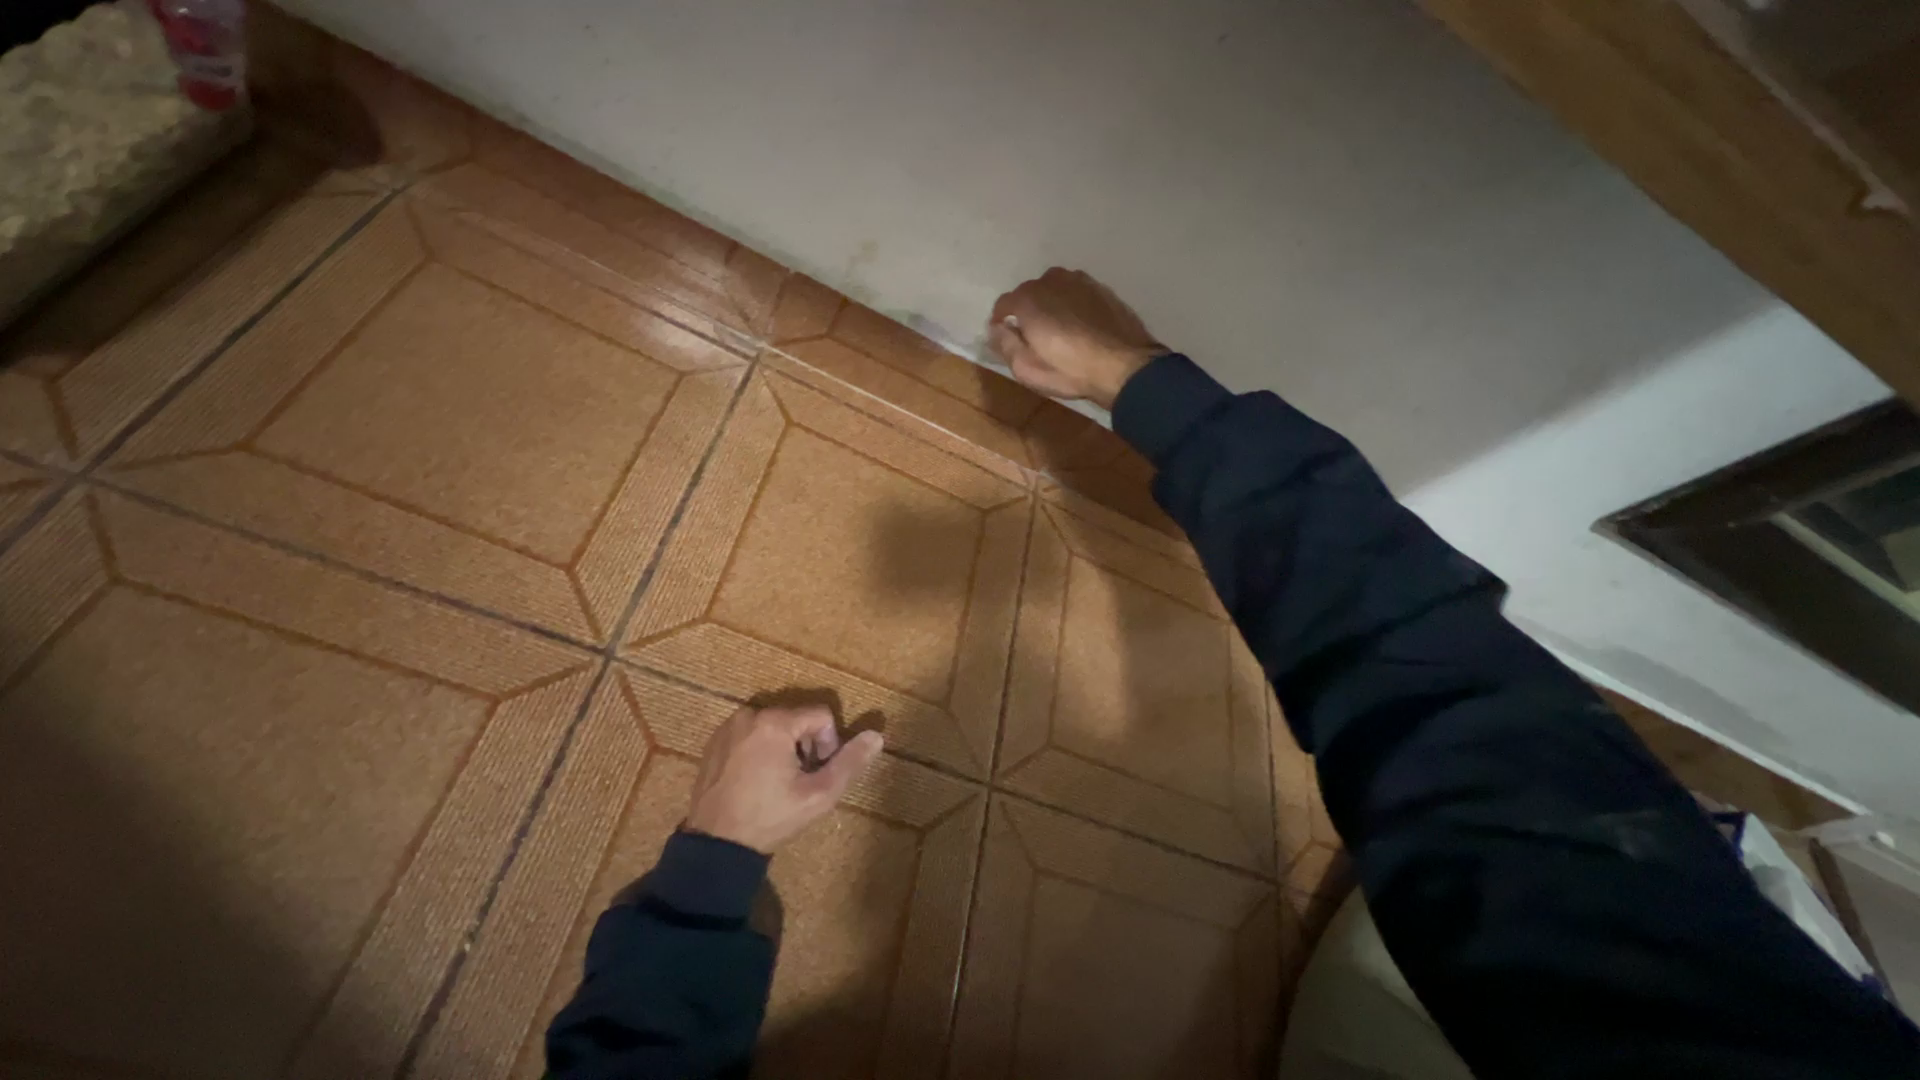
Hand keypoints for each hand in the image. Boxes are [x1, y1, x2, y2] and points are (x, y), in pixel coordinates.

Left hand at [684, 704, 883, 854]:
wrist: (716, 844)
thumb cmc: (770, 818)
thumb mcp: (819, 795)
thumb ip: (849, 762)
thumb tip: (876, 736)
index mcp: (775, 722)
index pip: (821, 716)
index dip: (829, 743)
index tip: (818, 773)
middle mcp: (749, 714)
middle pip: (796, 719)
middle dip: (806, 745)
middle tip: (800, 780)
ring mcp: (728, 726)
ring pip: (774, 725)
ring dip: (784, 747)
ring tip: (778, 781)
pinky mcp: (714, 740)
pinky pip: (751, 733)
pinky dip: (760, 749)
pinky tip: (757, 780)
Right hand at [988, 268, 1164, 409]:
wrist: (1125, 366)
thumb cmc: (1070, 370)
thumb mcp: (1027, 368)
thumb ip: (1005, 344)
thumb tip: (995, 328)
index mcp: (1028, 298)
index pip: (1003, 304)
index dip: (1000, 321)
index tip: (1004, 337)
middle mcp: (1051, 280)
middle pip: (1029, 293)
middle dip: (1027, 311)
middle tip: (1033, 337)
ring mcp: (1080, 281)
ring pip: (1054, 289)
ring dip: (1050, 305)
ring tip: (1058, 329)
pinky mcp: (1102, 288)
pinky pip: (1076, 293)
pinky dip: (1072, 305)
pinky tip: (1080, 325)